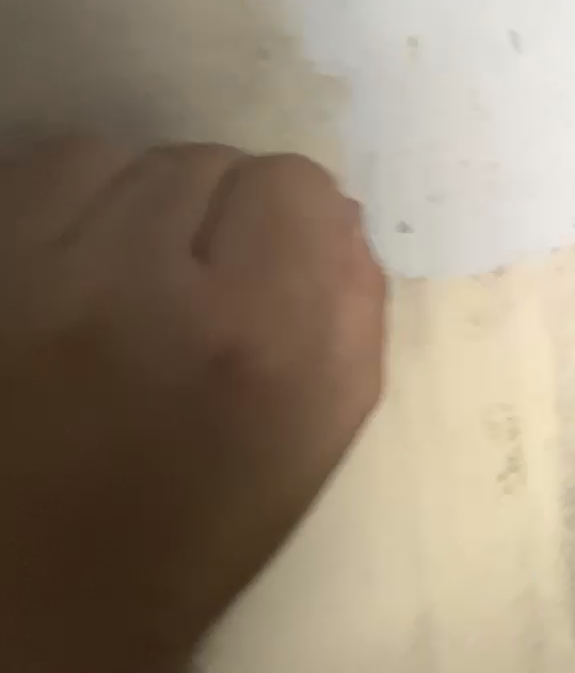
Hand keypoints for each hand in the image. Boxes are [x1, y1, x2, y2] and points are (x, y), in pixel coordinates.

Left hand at [0, 138, 386, 671]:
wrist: (40, 602)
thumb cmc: (219, 501)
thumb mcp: (338, 404)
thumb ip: (356, 295)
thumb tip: (337, 216)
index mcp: (256, 326)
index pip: (291, 181)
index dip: (299, 207)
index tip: (288, 245)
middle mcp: (133, 291)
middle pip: (202, 162)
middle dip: (226, 199)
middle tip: (217, 258)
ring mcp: (16, 290)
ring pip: (100, 157)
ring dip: (138, 192)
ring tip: (140, 251)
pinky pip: (17, 186)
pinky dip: (60, 203)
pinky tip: (73, 258)